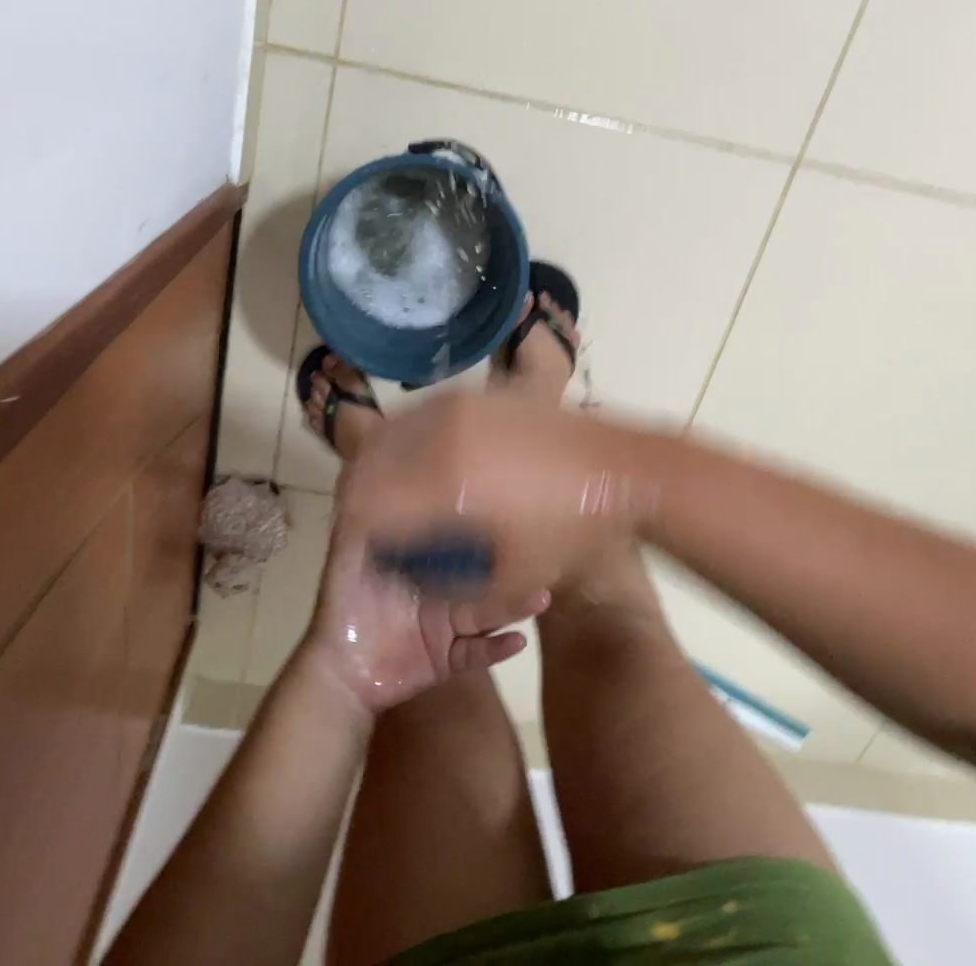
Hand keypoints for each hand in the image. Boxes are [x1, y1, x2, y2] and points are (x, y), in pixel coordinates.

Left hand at [299, 526, 549, 714]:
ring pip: (487, 615)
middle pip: (482, 579)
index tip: (512, 511)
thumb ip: (362, 521)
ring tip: (542, 596)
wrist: (337, 670)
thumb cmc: (342, 608)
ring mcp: (447, 630)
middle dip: (510, 568)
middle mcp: (440, 596)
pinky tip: (518, 641)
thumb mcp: (349, 556)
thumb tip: (371, 471)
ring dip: (514, 606)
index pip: (458, 545)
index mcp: (422, 569)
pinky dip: (496, 649)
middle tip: (544, 553)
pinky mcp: (448, 661)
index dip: (483, 532)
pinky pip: (478, 655)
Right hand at [336, 391, 659, 628]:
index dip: (351, 527)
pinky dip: (407, 440)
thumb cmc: (571, 531)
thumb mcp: (512, 576)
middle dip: (358, 492)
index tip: (354, 545)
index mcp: (445, 484)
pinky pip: (421, 415)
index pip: (366, 503)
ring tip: (384, 491)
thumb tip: (408, 573)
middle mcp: (442, 435)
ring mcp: (460, 407)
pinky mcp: (477, 395)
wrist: (624, 469)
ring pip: (392, 432)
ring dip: (378, 463)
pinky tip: (417, 462)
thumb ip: (451, 580)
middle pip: (368, 461)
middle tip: (363, 520)